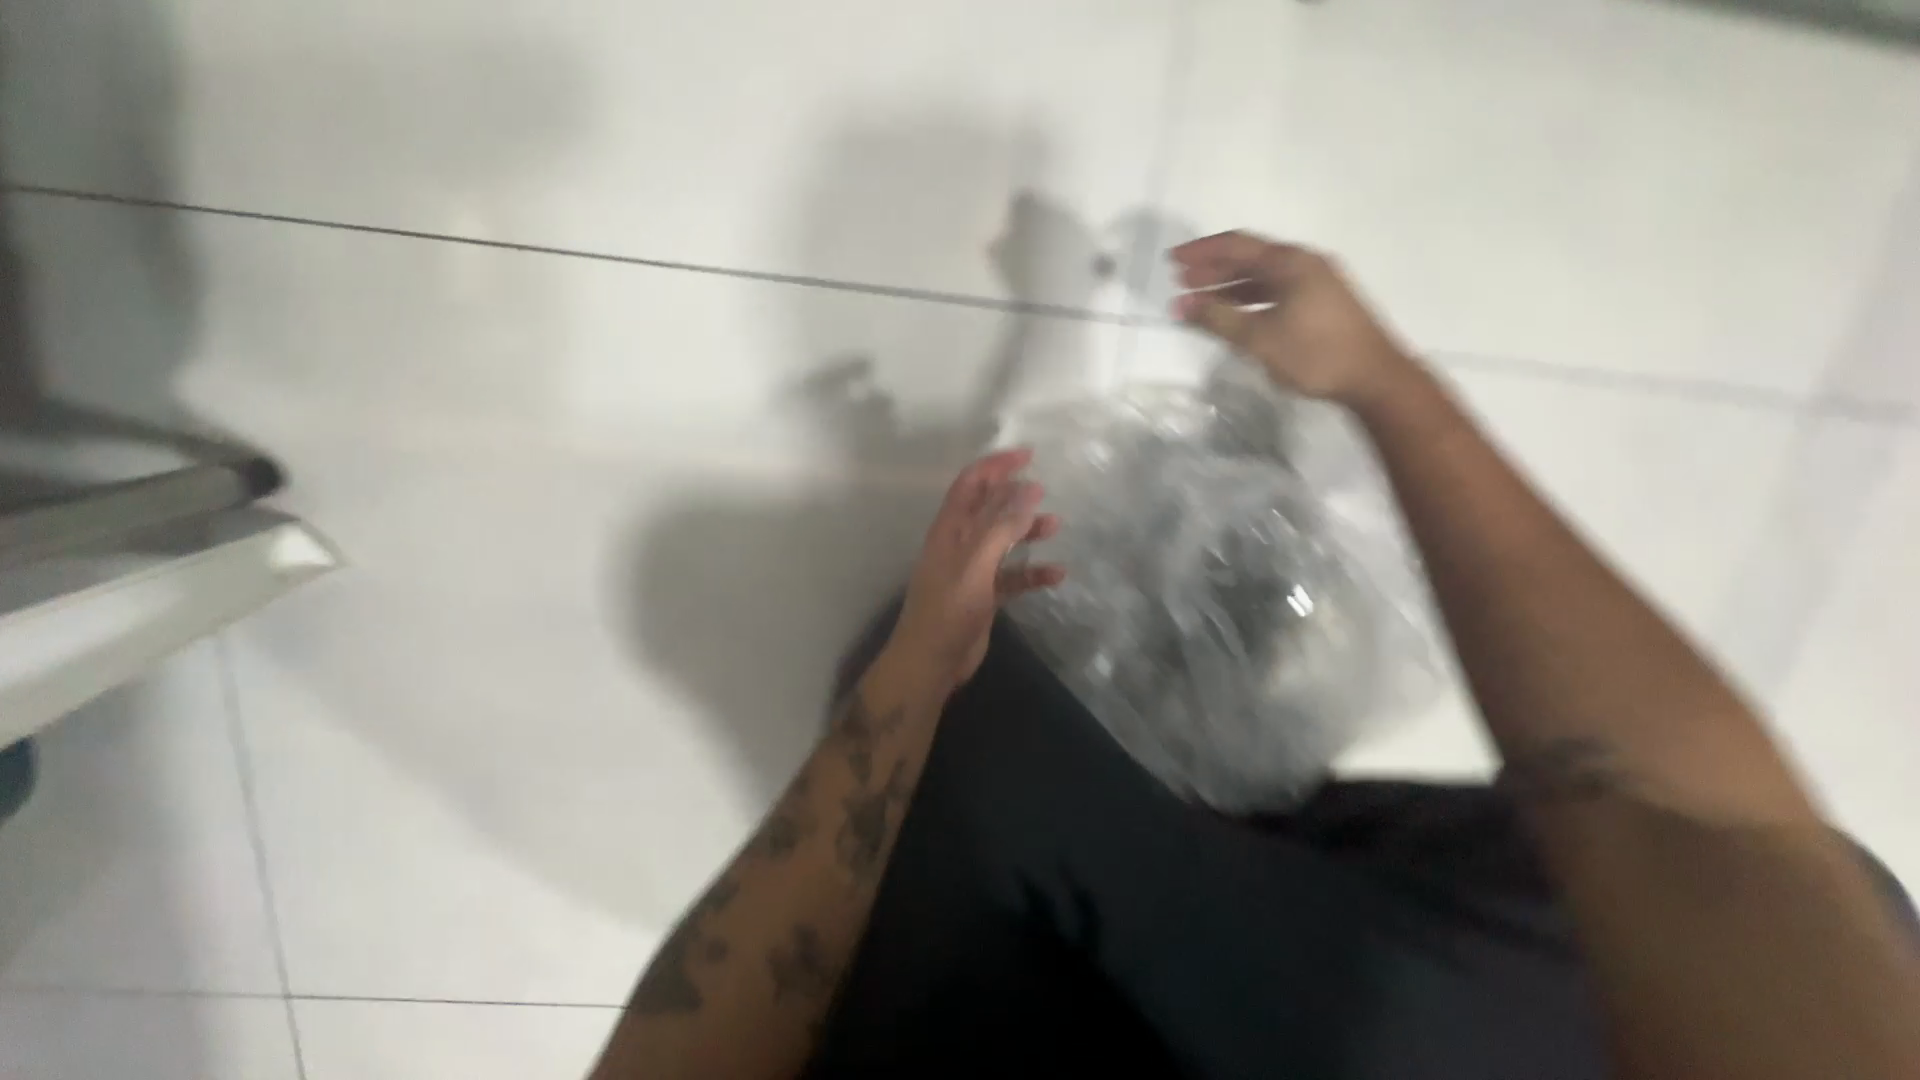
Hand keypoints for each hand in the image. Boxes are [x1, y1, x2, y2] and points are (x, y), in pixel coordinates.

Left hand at [878, 448, 1063, 699]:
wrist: (931, 663)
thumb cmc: (948, 610)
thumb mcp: (975, 564)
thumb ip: (1002, 527)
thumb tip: (1030, 489)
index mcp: (949, 529)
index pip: (971, 484)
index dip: (996, 466)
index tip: (1029, 455)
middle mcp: (959, 544)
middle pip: (988, 508)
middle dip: (1014, 493)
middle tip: (1044, 484)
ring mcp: (972, 570)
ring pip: (1003, 541)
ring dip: (1027, 530)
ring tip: (1056, 524)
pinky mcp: (984, 596)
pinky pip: (1013, 576)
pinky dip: (1033, 572)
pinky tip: (1057, 574)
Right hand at [1172, 231, 1413, 405]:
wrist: (1375, 378)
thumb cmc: (1316, 354)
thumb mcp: (1259, 338)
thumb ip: (1217, 319)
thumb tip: (1180, 305)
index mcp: (1291, 262)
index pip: (1237, 245)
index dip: (1202, 252)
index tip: (1171, 262)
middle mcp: (1305, 264)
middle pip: (1250, 258)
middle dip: (1213, 269)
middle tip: (1181, 282)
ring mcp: (1316, 284)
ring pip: (1263, 277)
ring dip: (1229, 287)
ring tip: (1201, 300)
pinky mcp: (1321, 305)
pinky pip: (1275, 292)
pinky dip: (1249, 300)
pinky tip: (1235, 315)